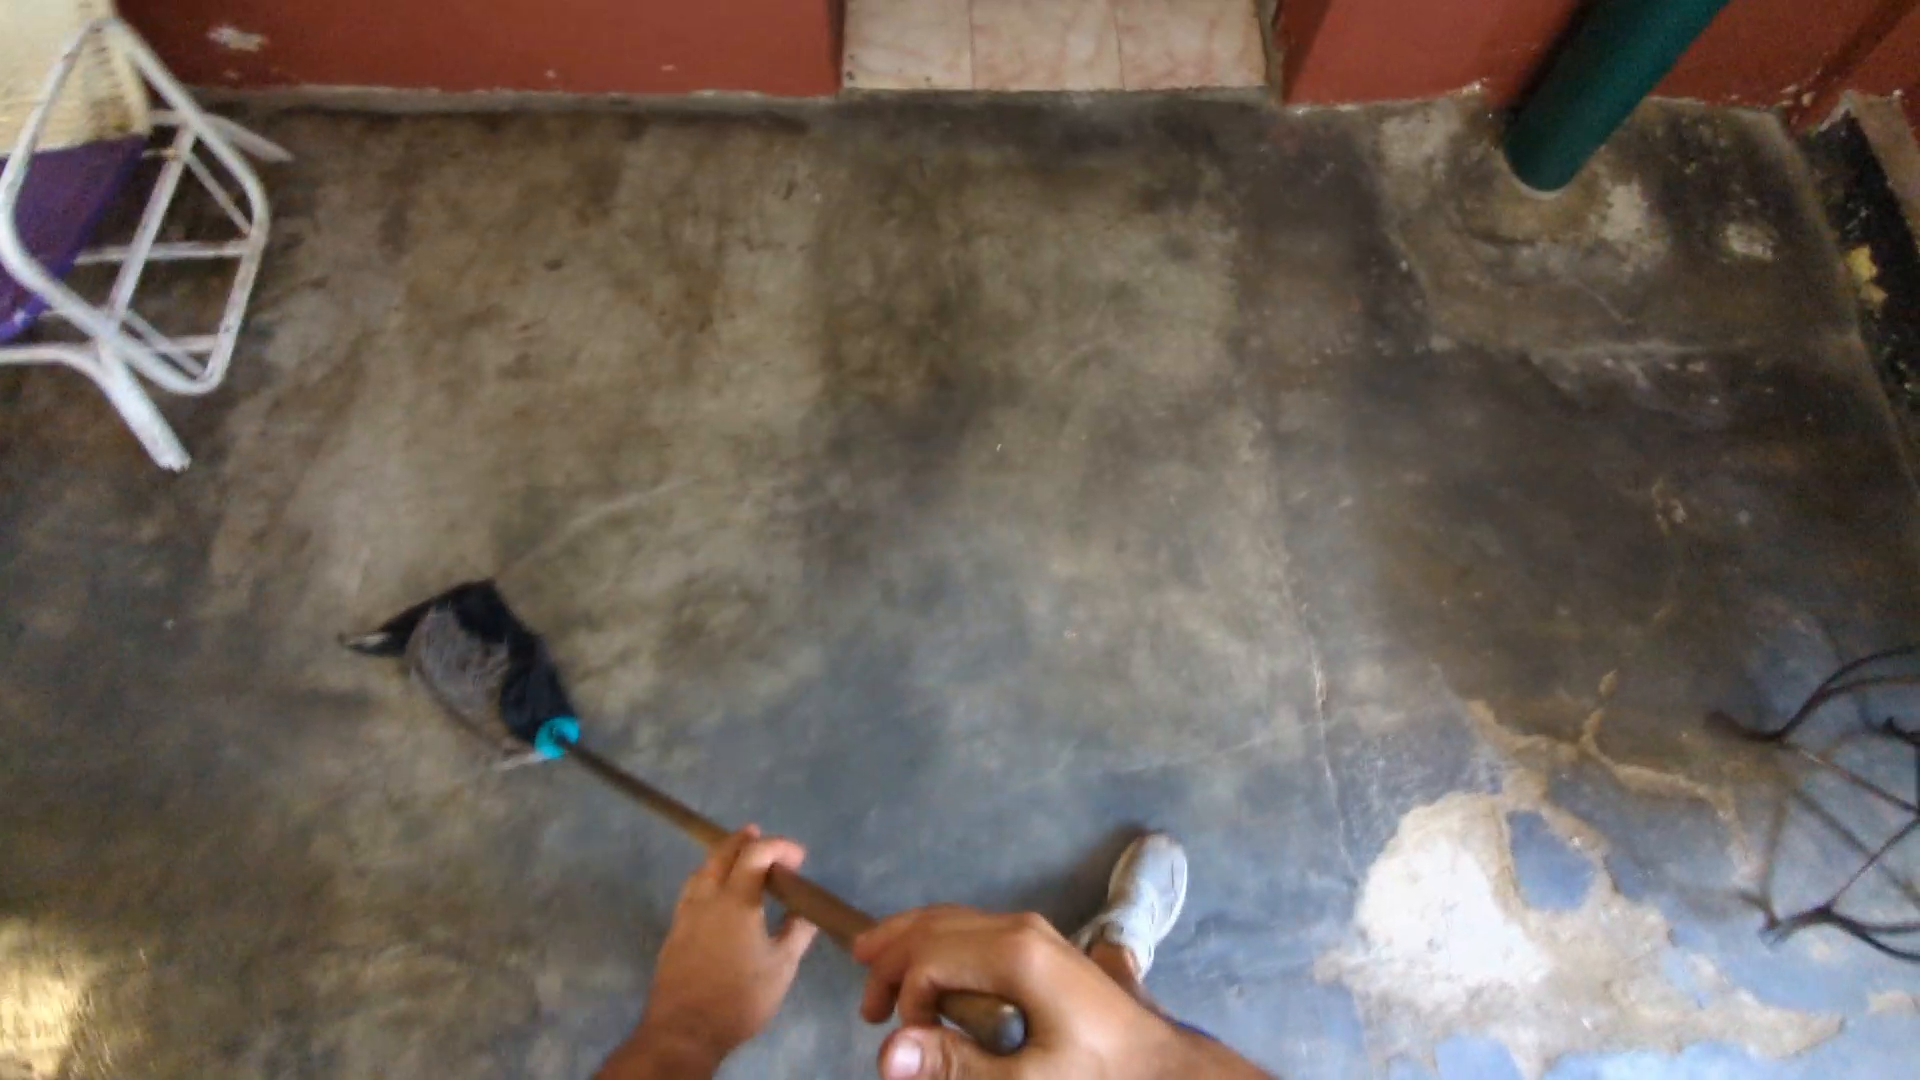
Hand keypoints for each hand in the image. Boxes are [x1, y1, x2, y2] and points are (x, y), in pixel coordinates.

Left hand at [608, 827, 819, 1075]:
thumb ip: (797, 933)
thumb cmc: (738, 997)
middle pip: (722, 852)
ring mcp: (686, 915)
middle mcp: (707, 898)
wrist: (683, 1033)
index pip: (756, 853)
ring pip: (702, 871)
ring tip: (739, 864)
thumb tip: (808, 912)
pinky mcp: (674, 934)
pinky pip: (691, 892)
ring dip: (722, 858)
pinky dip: (708, 881)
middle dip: (744, 839)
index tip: (798, 857)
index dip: (779, 846)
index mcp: (736, 900)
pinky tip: (716, 899)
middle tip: (762, 837)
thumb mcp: (781, 968)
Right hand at [854, 907, 1262, 1079]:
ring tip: (871, 961)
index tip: (907, 1047)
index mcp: (1015, 953)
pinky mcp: (1034, 941)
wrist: (1161, 1067)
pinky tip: (924, 962)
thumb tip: (887, 1052)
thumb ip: (958, 1065)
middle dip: (893, 957)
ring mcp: (1028, 929)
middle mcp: (1017, 926)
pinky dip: (936, 941)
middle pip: (936, 925)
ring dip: (909, 941)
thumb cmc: (1096, 1074)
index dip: (906, 999)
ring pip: (951, 919)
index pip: (933, 958)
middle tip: (865, 1006)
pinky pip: (969, 928)